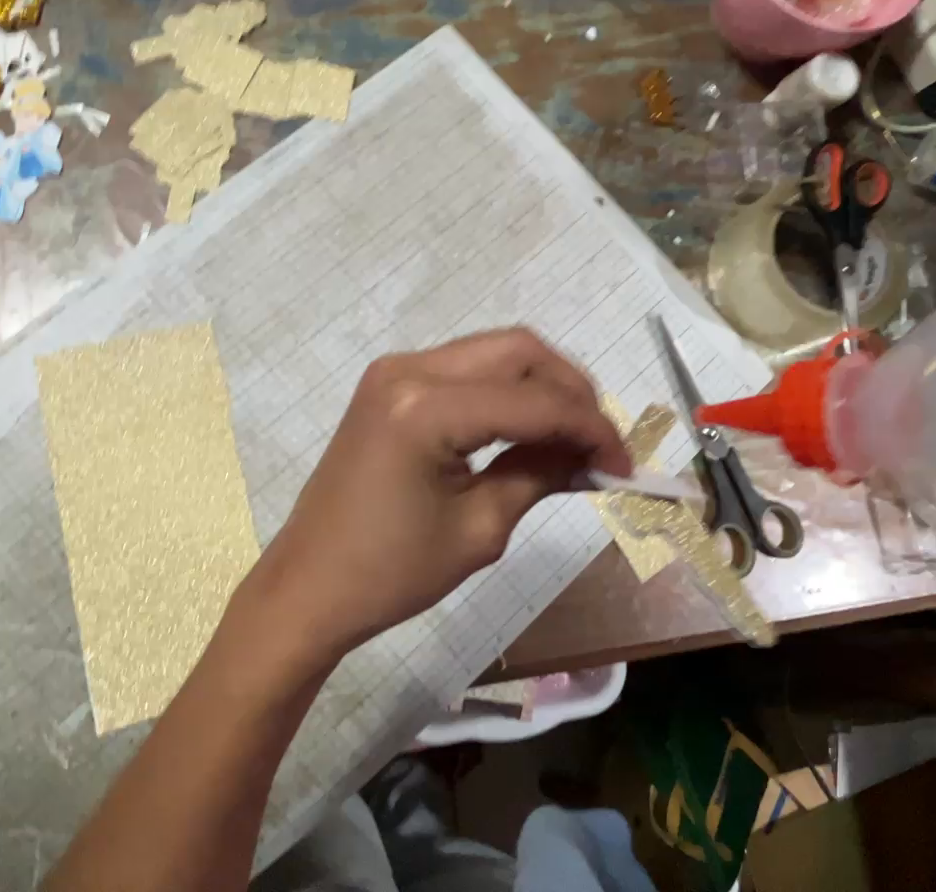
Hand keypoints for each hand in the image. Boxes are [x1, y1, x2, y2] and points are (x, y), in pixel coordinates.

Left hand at [247, 329, 631, 659]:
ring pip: (493, 353)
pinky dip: (505, 392)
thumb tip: (593, 452)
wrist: (309, 584)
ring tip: (573, 437)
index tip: (625, 464)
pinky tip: (528, 428)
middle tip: (600, 443)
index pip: (533, 400)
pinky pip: (465, 370)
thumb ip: (540, 473)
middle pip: (517, 351)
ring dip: (541, 386)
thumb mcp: (480, 529)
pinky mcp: (389, 385)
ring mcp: (394, 371)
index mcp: (425, 407)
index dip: (591, 428)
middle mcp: (408, 369)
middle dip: (570, 391)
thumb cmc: (390, 573)